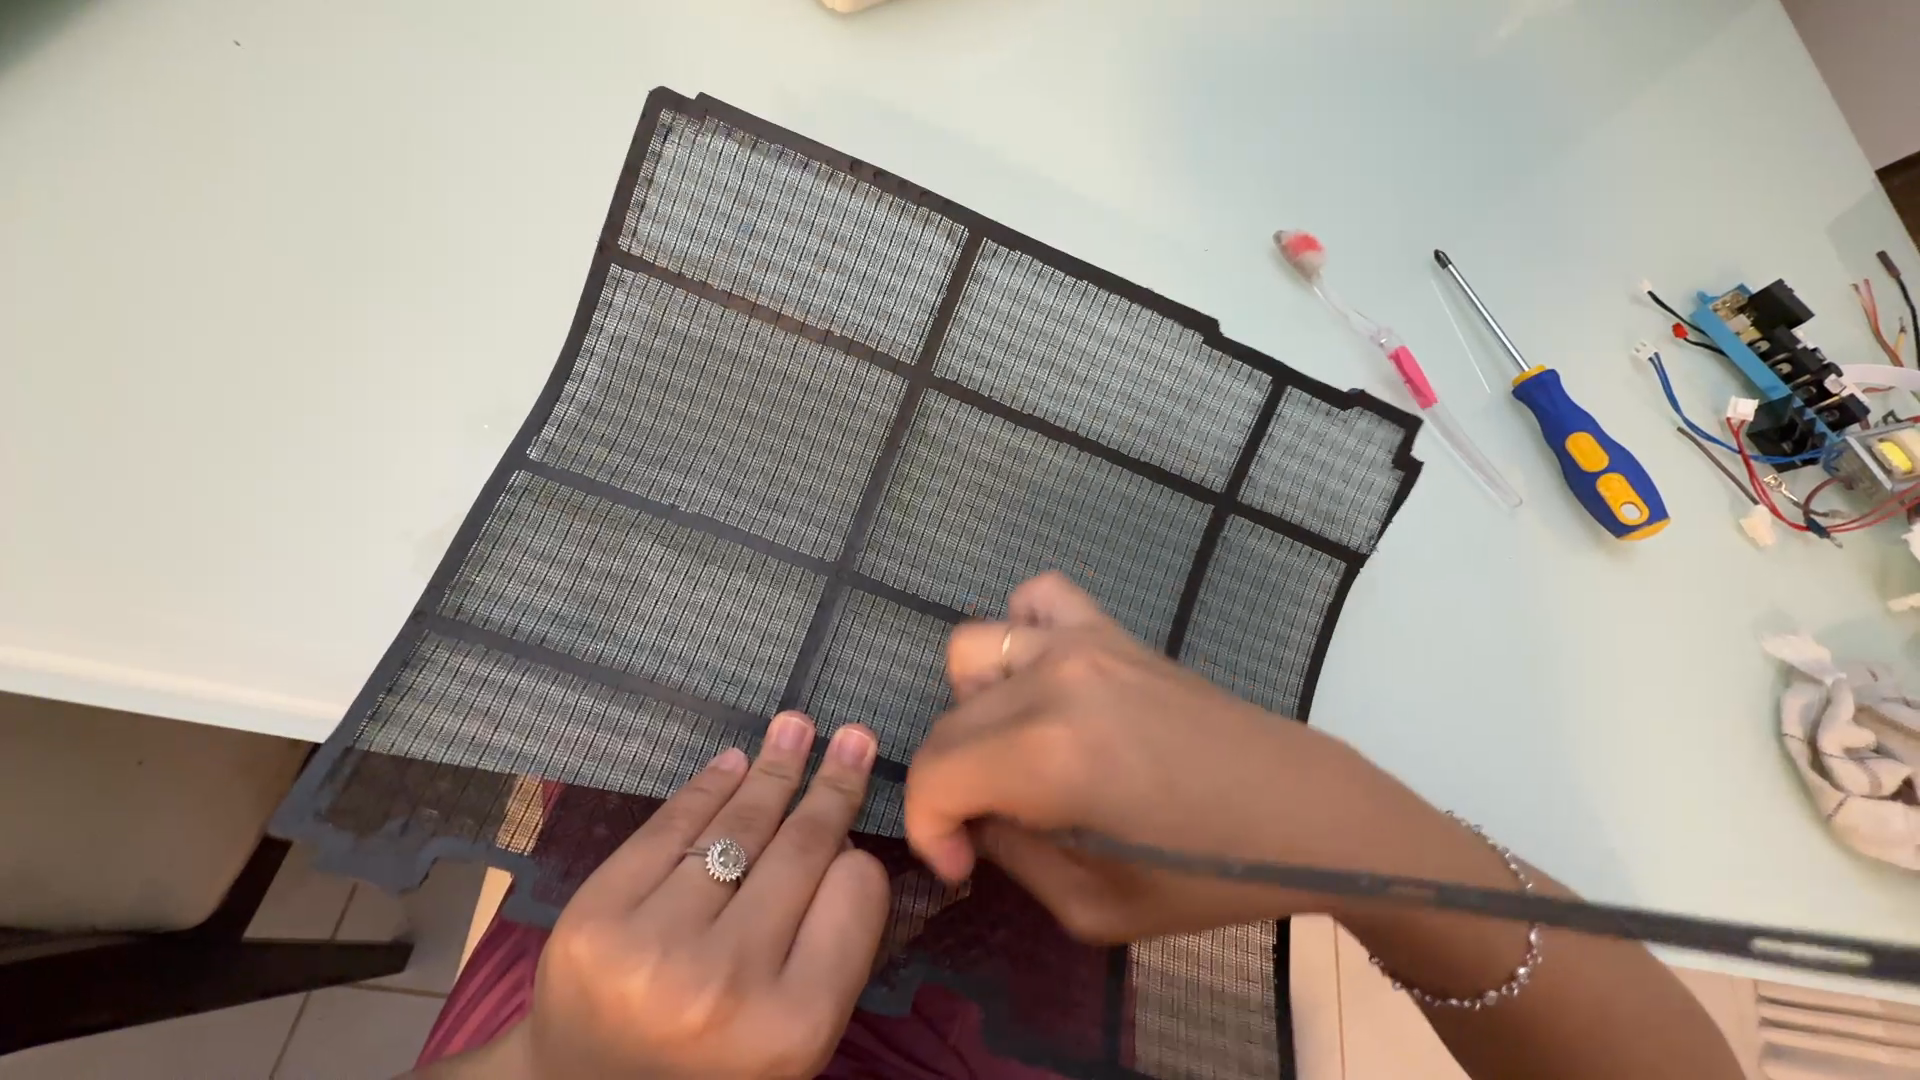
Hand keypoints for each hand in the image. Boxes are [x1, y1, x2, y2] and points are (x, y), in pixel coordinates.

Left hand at [520, 713, 888, 1078]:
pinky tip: (734, 762)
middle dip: (835, 783)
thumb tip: (840, 835)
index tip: (852, 841)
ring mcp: (653, 944)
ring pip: (738, 826)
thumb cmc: (716, 1071)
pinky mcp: (597, 915)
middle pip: (802, 847)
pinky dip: (708, 786)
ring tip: (797, 726)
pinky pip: (671, 826)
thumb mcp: (799, 1038)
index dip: (858, 859)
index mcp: (795, 1024)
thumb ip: (833, 947)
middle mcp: (726, 980)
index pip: (855, 891)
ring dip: (775, 768)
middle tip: (856, 737)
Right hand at [904, 573, 1419, 941]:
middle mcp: (1052, 682)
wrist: (1300, 812)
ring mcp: (1083, 642)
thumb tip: (973, 818)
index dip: (928, 829)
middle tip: (994, 828)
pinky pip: (1037, 597)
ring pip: (970, 651)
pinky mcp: (1112, 628)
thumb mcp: (1092, 906)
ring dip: (972, 708)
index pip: (934, 776)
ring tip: (1013, 750)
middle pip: (947, 721)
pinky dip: (1020, 634)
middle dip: (948, 786)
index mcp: (1046, 757)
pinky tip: (1042, 680)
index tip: (961, 862)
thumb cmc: (1205, 874)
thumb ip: (1009, 854)